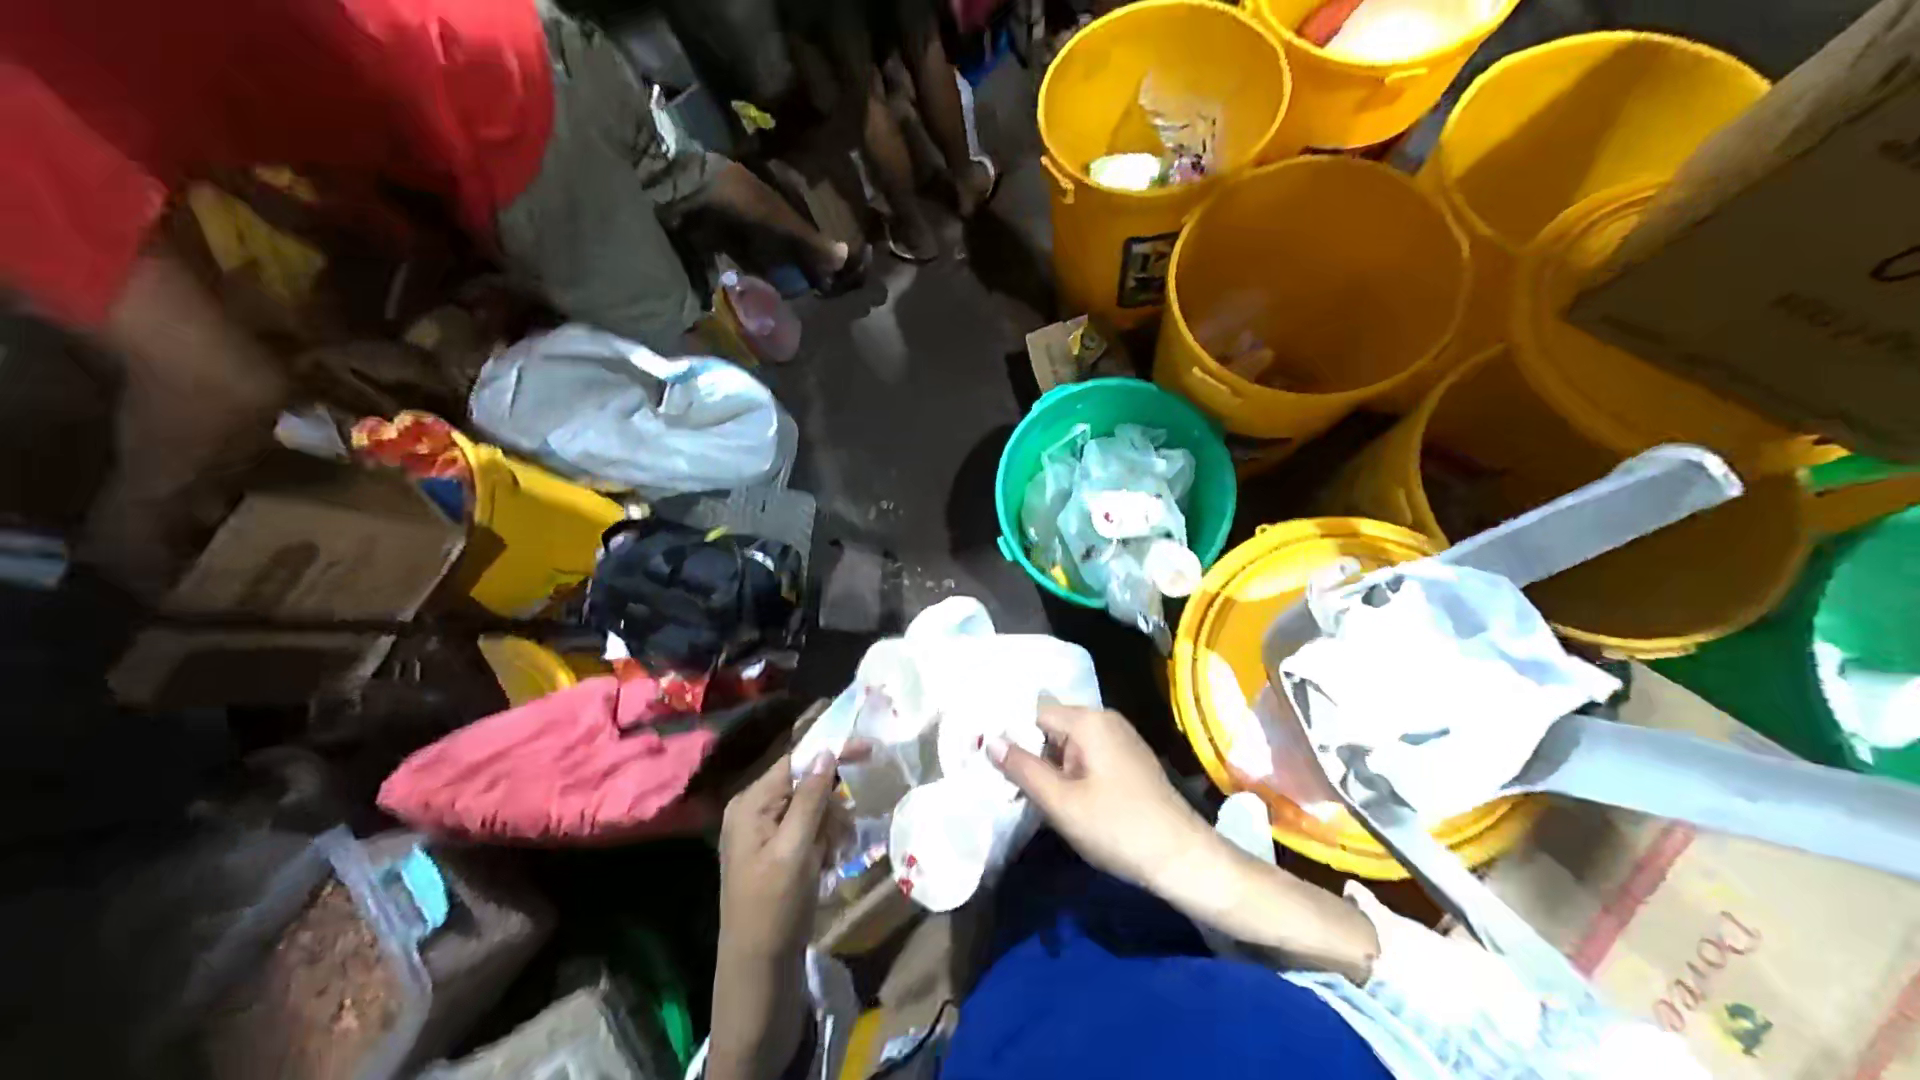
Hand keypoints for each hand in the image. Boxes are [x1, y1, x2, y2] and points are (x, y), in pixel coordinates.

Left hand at [709, 749, 844, 1079]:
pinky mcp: (775, 851)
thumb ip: (810, 799)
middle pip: (805, 784)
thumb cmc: (774, 906)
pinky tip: (827, 865)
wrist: (758, 968)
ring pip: (812, 808)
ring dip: (830, 827)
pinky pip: (807, 829)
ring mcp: (762, 832)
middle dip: (831, 805)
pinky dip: (823, 841)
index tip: (868, 750)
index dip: (831, 754)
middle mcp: (753, 810)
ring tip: (832, 858)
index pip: (795, 762)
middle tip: (842, 835)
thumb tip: (826, 752)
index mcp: (750, 804)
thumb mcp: (795, 849)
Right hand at [988, 704, 1213, 898]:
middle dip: (1027, 752)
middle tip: (1001, 781)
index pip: (1033, 712)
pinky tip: (1059, 798)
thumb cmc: (1117, 827)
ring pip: (1067, 743)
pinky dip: (1068, 772)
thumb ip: (1022, 768)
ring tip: (1024, 793)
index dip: (1008, 733)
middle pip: (1050, 726)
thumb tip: (989, 740)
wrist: (1182, 858)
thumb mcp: (1061, 802)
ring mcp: (1119, 739)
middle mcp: (1104, 719)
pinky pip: (1085, 755)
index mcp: (1088, 720)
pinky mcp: (1127, 760)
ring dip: (1047, 766)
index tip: (985, 758)